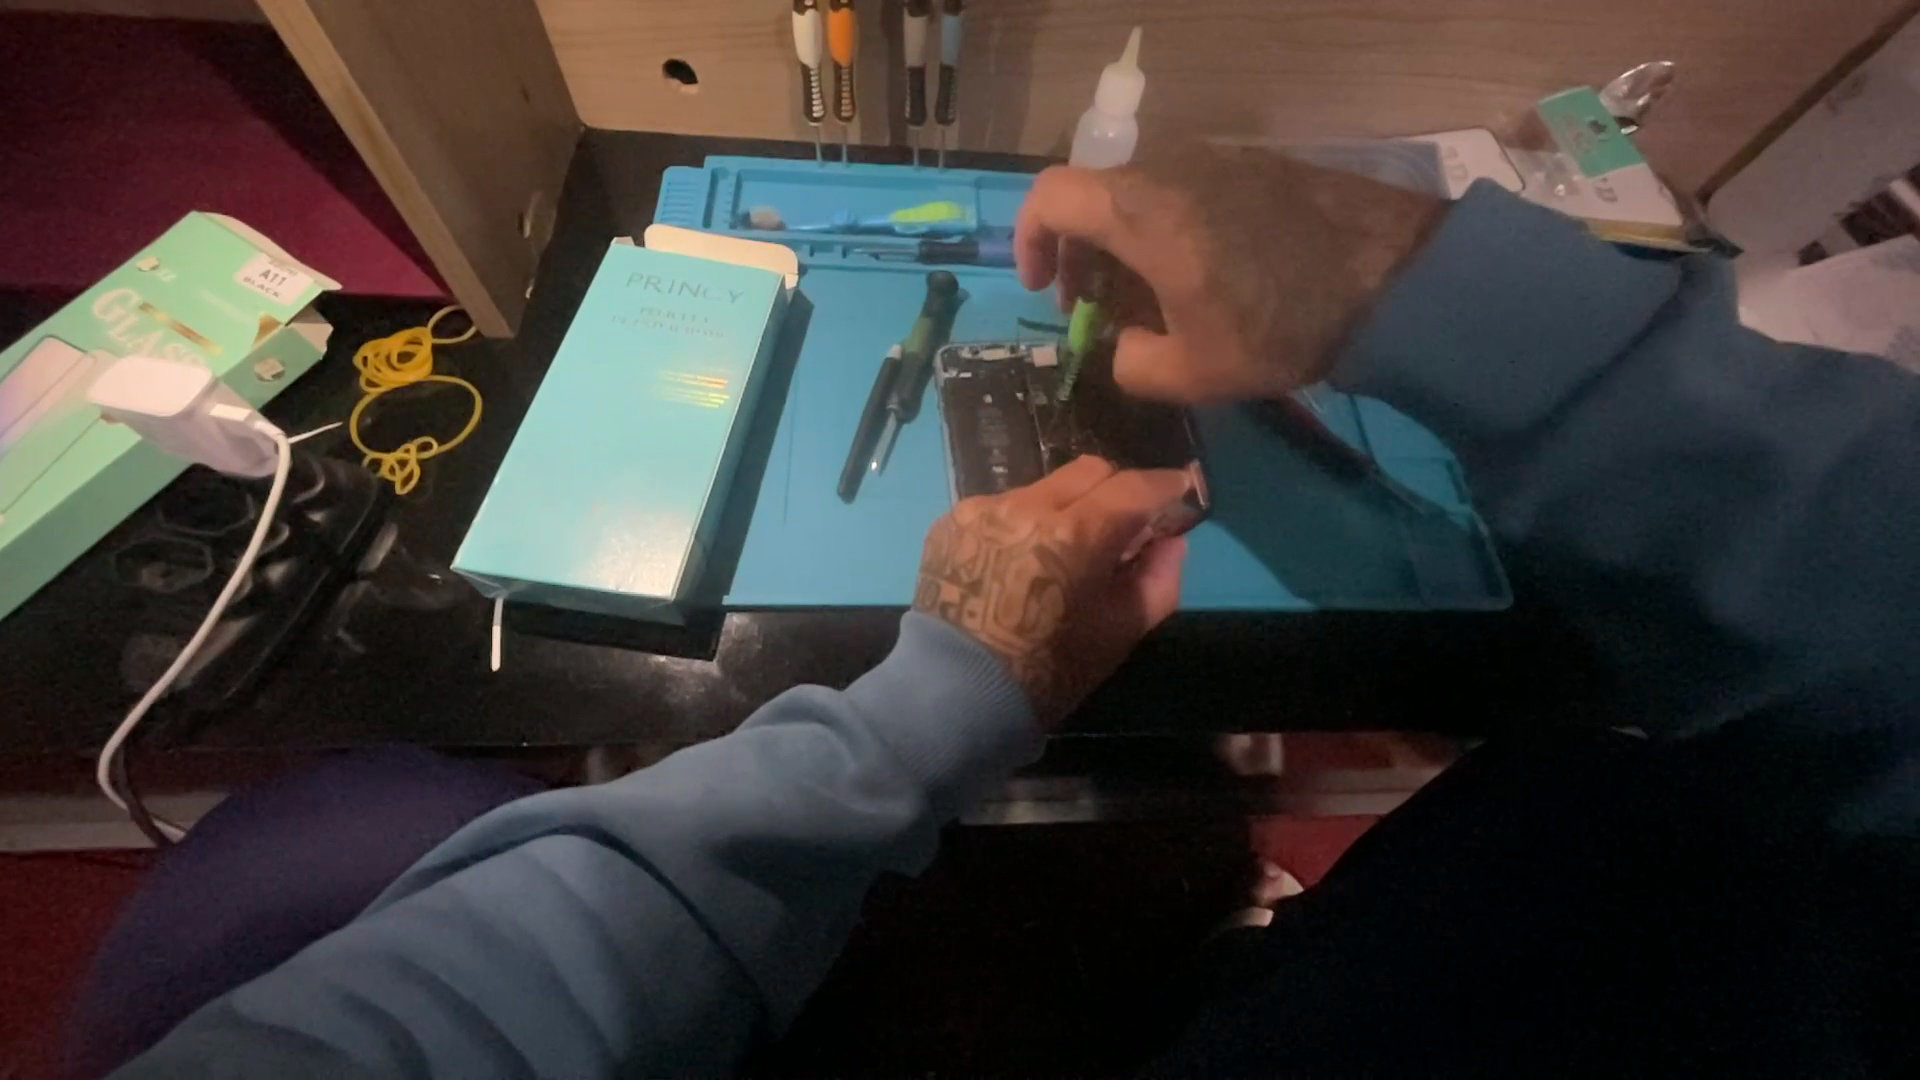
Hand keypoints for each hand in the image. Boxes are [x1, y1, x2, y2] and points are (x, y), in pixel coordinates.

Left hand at [912, 457, 1190, 728]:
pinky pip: (1002, 507)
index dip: (1165, 486)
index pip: (1133, 486)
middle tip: (1122, 528)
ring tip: (1061, 554)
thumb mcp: (1120, 631)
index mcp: (1072, 534)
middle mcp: (1024, 506)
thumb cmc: (1048, 670)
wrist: (957, 693)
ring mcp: (981, 510)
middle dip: (1115, 492)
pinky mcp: (950, 522)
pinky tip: (1017, 563)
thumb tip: (1172, 540)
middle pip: (1088, 472)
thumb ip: (1159, 578)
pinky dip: (1022, 525)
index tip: (1178, 494)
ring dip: (1065, 510)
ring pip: (1043, 488)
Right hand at [1013, 143, 1446, 403]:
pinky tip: (1192, 280)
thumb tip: (1123, 349)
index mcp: (1139, 213)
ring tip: (1142, 304)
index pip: (1050, 197)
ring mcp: (1214, 163)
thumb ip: (1130, 365)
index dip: (1028, 241)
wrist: (1393, 278)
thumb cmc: (1278, 326)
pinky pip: (1181, 194)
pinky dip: (1162, 235)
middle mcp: (1168, 171)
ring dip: (1120, 250)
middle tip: (1089, 310)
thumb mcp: (1190, 373)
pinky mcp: (1251, 169)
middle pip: (1091, 198)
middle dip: (1076, 257)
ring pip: (1136, 197)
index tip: (1040, 290)